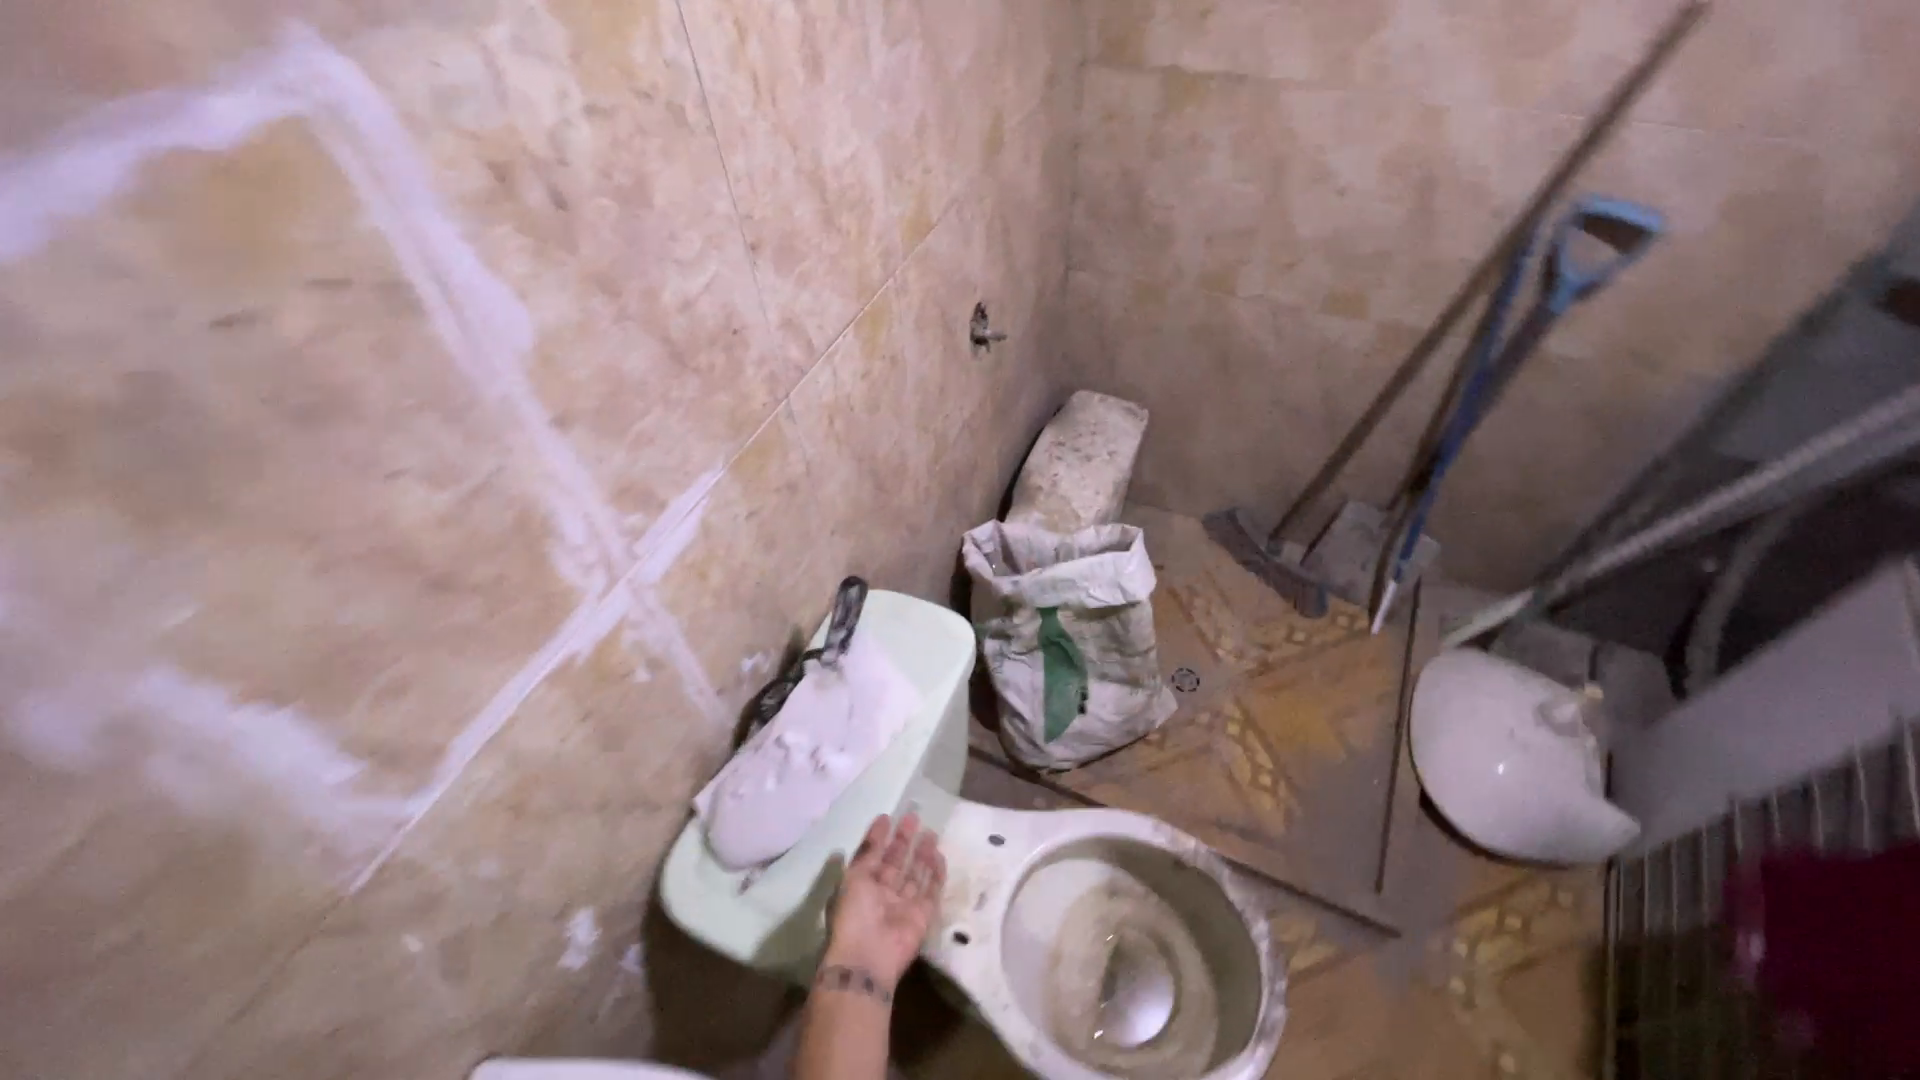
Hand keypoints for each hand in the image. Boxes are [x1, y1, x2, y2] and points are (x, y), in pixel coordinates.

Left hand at [822, 813, 946, 990]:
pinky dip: (936, 874)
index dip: (880, 838)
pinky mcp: (923, 915)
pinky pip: (932, 890)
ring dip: (922, 854)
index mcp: (862, 887)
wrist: (868, 956)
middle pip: (896, 863)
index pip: (873, 856)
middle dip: (904, 841)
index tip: (888, 817)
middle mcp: (883, 894)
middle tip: (913, 817)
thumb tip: (877, 826)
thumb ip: (869, 851)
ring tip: (930, 832)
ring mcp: (904, 905)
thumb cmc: (854, 913)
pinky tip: (938, 855)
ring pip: (915, 875)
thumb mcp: (855, 876)